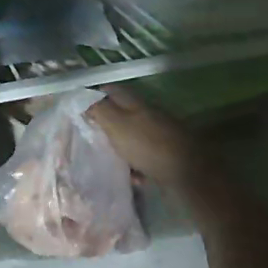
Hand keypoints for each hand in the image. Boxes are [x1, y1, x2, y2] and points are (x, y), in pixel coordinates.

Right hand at [86, 84, 204, 186]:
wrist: (189, 174)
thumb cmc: (146, 145)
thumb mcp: (116, 125)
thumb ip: (99, 110)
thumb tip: (84, 100)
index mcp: (136, 103)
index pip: (111, 90)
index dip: (94, 96)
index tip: (79, 108)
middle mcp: (150, 114)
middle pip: (122, 114)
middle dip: (106, 124)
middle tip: (90, 136)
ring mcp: (161, 134)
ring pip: (133, 136)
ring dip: (121, 147)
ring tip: (110, 160)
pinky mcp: (168, 154)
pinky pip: (146, 156)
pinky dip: (137, 165)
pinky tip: (134, 177)